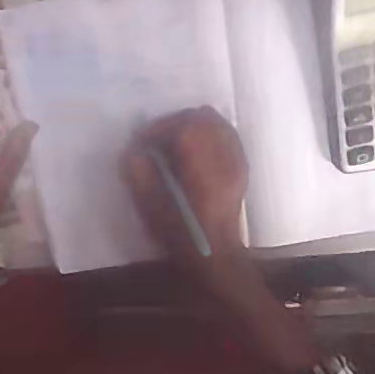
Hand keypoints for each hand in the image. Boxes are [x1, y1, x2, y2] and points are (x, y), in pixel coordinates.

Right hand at [122, 107, 249, 278]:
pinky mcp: (241, 167)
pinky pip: (228, 134)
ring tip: (174, 140)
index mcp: (202, 170)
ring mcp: (236, 162)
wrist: (215, 255)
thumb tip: (134, 151)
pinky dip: (210, 131)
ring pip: (217, 122)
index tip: (143, 142)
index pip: (184, 127)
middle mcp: (224, 160)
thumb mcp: (151, 209)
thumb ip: (140, 174)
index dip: (159, 128)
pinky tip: (196, 145)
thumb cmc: (180, 236)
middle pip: (202, 118)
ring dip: (192, 123)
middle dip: (174, 122)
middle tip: (157, 139)